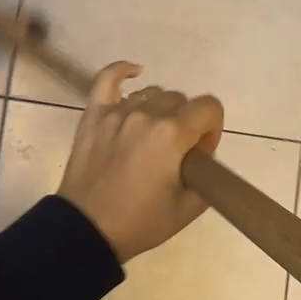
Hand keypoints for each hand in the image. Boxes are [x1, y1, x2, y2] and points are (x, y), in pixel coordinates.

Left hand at [57, 62, 223, 263]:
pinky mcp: (93, 115)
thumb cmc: (141, 222)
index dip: (212, 129)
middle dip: (186, 122)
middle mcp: (146, 114)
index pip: (209, 107)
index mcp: (173, 134)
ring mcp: (116, 112)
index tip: (200, 152)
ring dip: (159, 110)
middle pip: (180, 100)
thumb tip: (202, 152)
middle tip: (175, 153)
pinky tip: (135, 72)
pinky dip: (122, 71)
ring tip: (151, 137)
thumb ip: (207, 173)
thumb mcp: (189, 207)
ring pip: (151, 94)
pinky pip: (107, 79)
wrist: (88, 228)